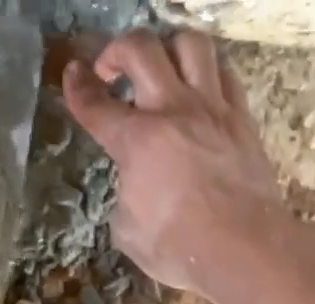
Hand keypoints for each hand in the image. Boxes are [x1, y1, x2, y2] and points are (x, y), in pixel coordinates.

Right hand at [64, 29, 292, 295]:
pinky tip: (199, 88)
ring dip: (167, 48)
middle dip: (117, 50)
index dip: (77, 88)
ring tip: (160, 68)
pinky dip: (206, 72)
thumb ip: (125, 195)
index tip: (72, 75)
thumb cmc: (178, 248)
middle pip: (142, 49)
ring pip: (190, 44)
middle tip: (111, 69)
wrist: (243, 248)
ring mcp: (212, 109)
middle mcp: (174, 111)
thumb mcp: (128, 230)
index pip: (97, 105)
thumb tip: (134, 185)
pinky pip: (224, 73)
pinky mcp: (241, 118)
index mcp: (137, 142)